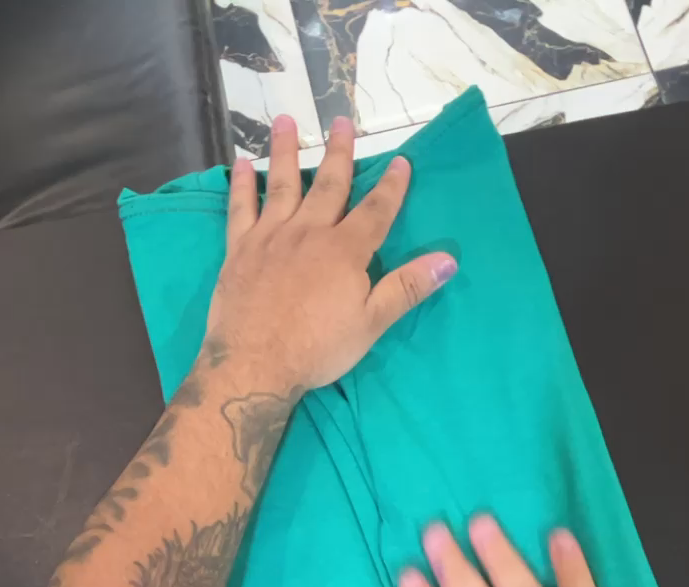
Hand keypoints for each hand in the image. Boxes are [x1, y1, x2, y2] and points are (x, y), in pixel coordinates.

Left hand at [206, 116, 456, 391]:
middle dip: (339, 154)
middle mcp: (309, 232)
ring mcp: (271, 237)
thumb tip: (448, 260)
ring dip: (287, 152)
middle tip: (343, 122)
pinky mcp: (240, 250)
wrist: (257, 363)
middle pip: (329, 186)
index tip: (401, 161)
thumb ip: (407, 288)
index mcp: (345, 251)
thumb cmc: (319, 349)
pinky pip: (241, 209)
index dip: (391, 186)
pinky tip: (243, 164)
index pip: (376, 211)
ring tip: (287, 121)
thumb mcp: (372, 323)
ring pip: (283, 185)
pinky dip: (242, 185)